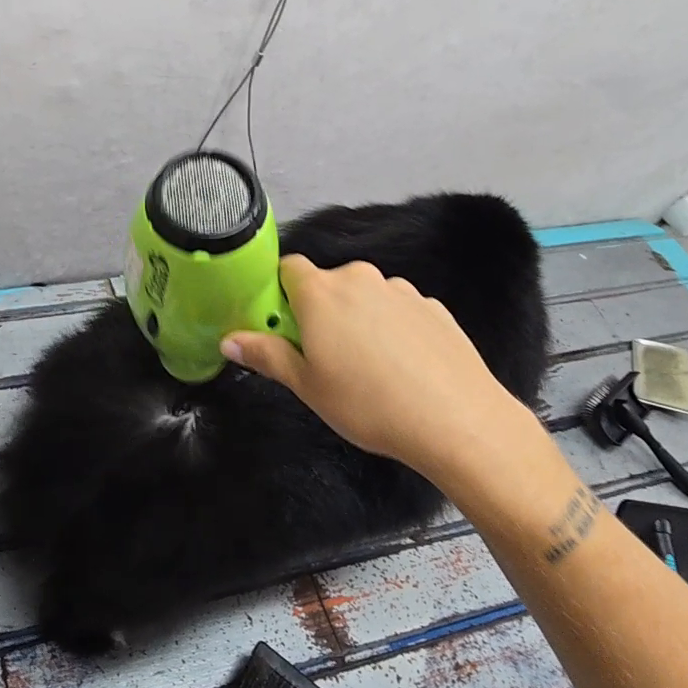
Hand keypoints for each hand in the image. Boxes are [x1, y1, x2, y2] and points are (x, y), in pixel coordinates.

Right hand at [221, 255, 542, 488]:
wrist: (458, 420)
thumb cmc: (368, 404)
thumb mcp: (307, 386)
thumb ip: (266, 355)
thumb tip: (229, 339)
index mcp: (321, 292)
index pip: (288, 267)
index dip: (279, 295)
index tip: (282, 330)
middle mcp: (361, 278)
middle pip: (327, 284)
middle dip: (319, 312)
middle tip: (323, 359)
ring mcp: (402, 290)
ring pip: (365, 297)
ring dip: (357, 320)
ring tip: (369, 370)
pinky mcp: (434, 307)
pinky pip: (398, 311)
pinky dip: (392, 330)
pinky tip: (403, 369)